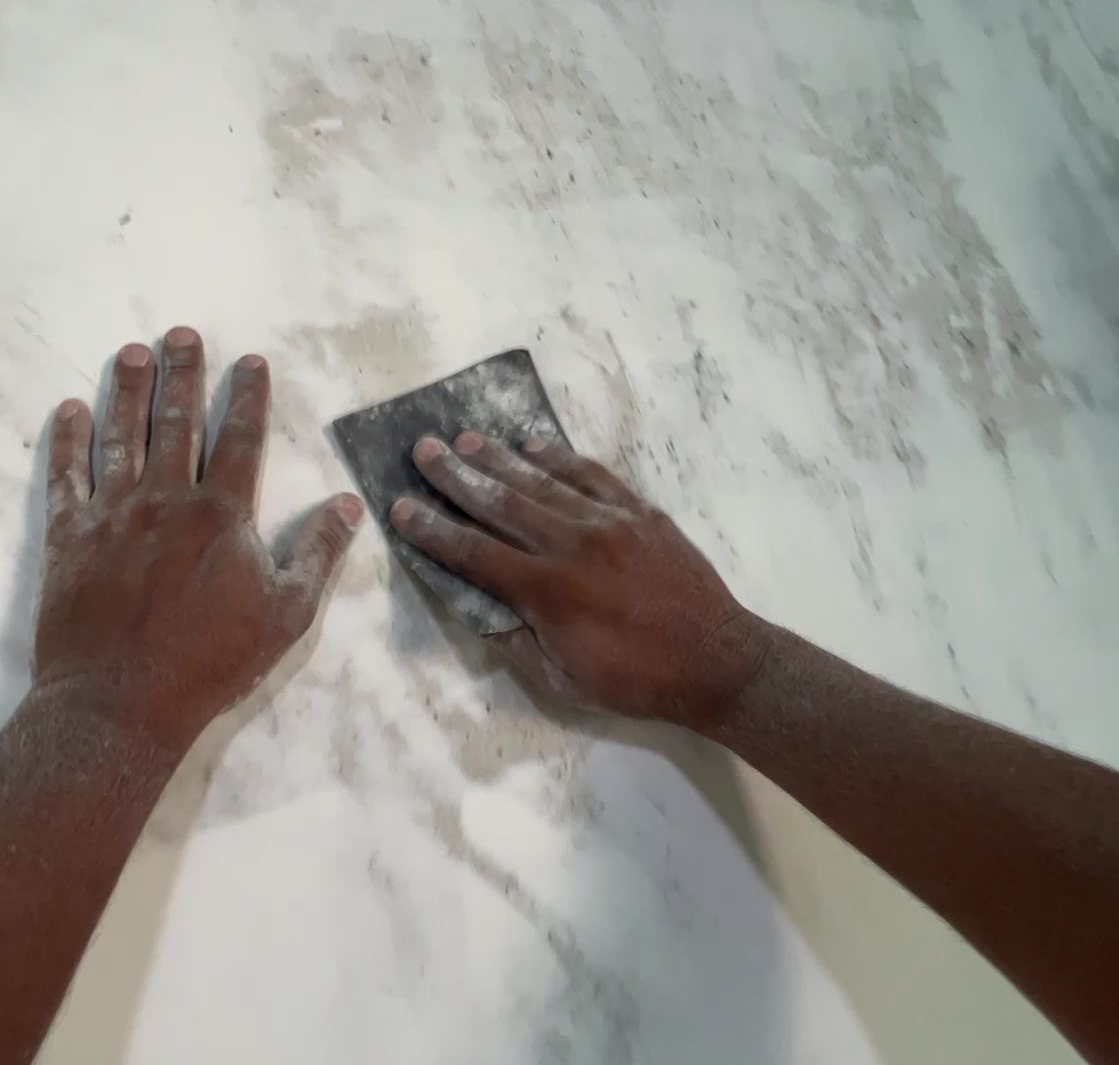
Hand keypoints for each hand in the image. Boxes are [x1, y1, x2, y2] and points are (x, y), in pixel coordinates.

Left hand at [32, 327, 364, 752]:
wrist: (121, 702)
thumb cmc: (213, 659)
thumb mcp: (288, 613)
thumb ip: (319, 553)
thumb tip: (348, 504)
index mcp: (222, 514)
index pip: (241, 438)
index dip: (248, 396)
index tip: (249, 360)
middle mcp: (167, 499)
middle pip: (177, 422)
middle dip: (183, 374)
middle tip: (180, 333)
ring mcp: (114, 515)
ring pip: (122, 437)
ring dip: (127, 391)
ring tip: (131, 353)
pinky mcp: (69, 538)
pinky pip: (66, 478)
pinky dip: (67, 442)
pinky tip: (68, 411)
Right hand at [390, 433, 766, 728]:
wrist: (717, 662)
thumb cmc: (635, 681)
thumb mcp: (562, 680)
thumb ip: (514, 640)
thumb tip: (475, 607)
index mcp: (549, 593)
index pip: (475, 554)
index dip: (434, 531)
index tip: (402, 508)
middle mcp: (572, 546)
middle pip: (502, 503)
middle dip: (457, 476)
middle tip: (425, 449)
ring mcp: (609, 522)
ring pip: (543, 481)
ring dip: (501, 458)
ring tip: (468, 438)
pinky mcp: (640, 512)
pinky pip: (593, 475)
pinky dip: (561, 457)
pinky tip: (535, 443)